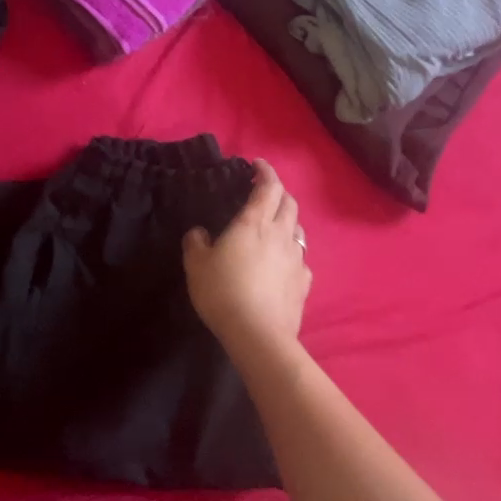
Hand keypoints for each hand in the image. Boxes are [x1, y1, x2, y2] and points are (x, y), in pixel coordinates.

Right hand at [183, 159, 311, 357]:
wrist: (258, 336)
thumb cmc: (223, 292)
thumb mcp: (196, 265)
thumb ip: (196, 242)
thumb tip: (200, 233)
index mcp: (254, 222)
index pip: (268, 186)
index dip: (265, 171)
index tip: (257, 165)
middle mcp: (280, 234)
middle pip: (289, 203)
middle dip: (279, 192)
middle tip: (264, 193)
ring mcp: (296, 259)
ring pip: (299, 229)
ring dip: (288, 221)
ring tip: (274, 227)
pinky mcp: (304, 283)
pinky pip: (301, 259)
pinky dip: (292, 253)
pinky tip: (283, 263)